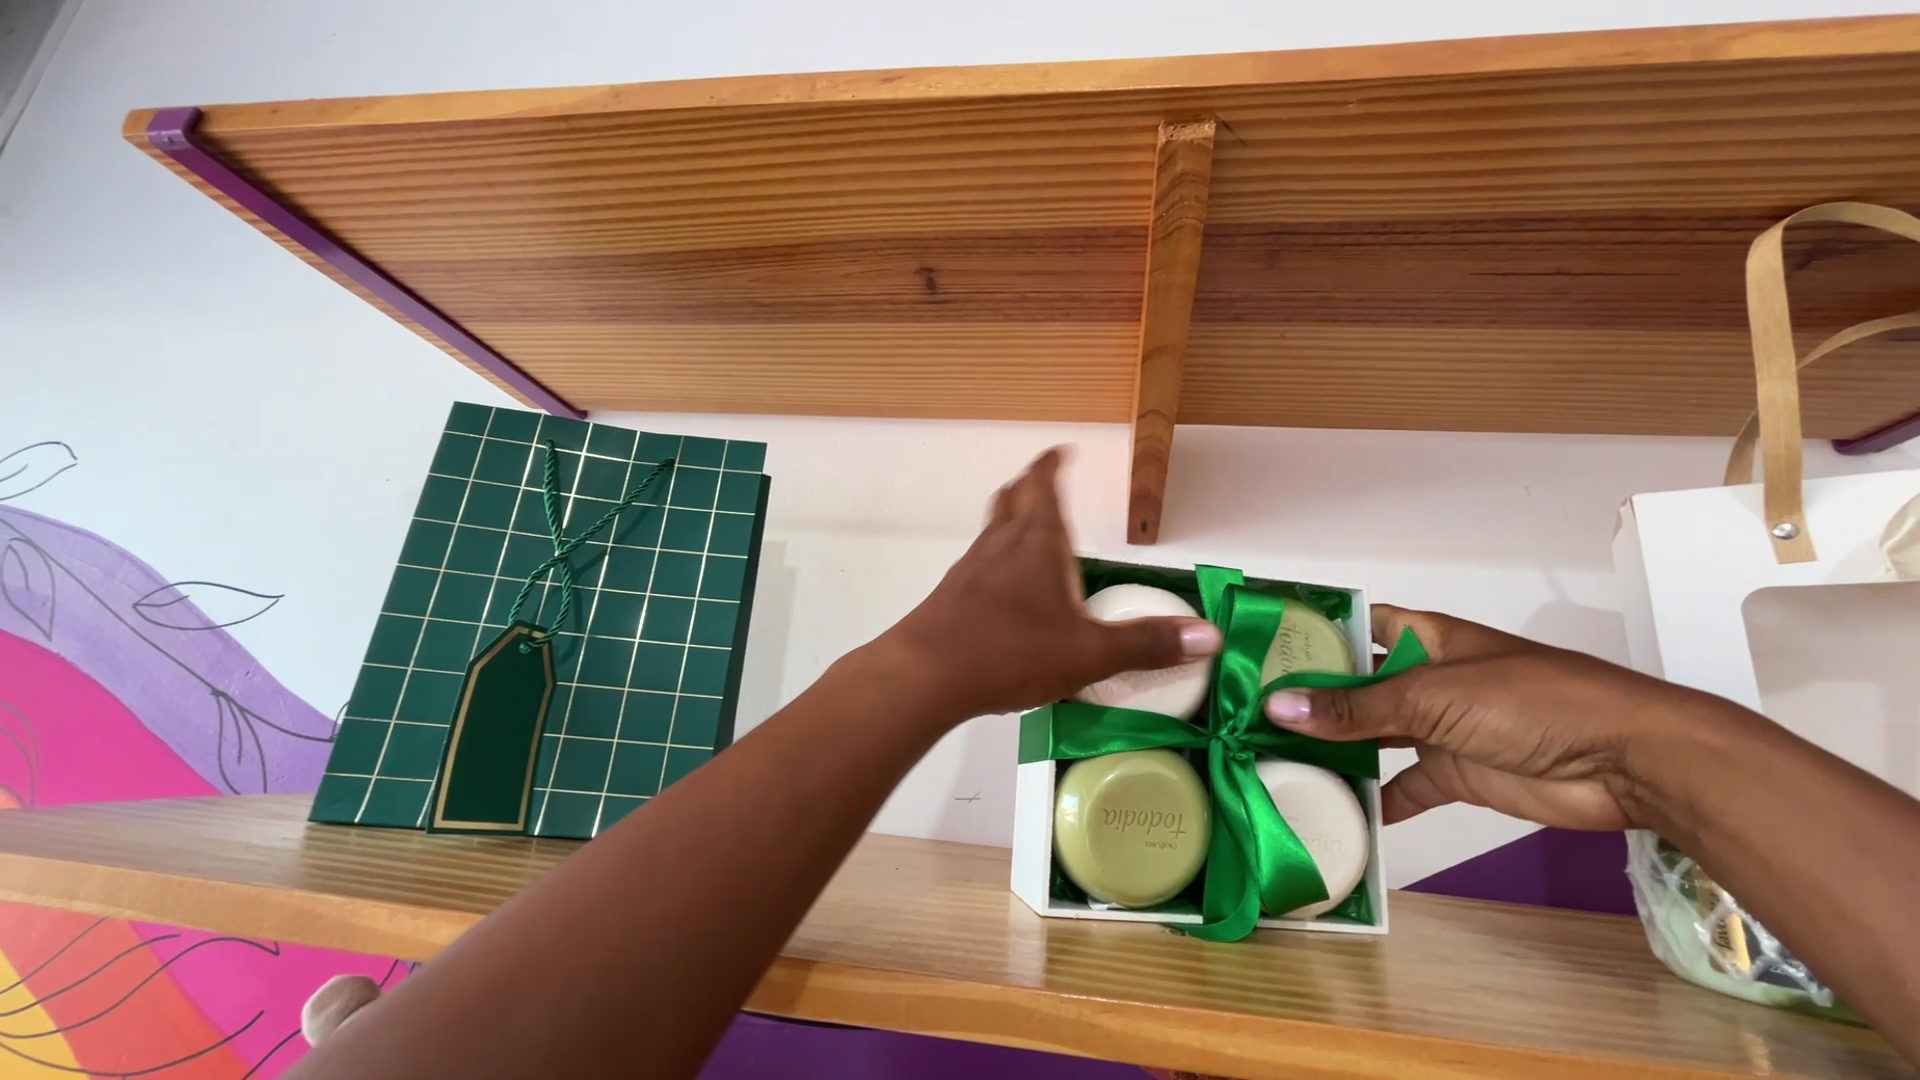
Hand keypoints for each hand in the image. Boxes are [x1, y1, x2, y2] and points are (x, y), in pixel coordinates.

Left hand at [872, 447, 1221, 720]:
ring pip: (991, 530)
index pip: (1042, 485)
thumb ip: (1146, 643)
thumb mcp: (1088, 653)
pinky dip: (994, 559)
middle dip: (1029, 486)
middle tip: (1045, 483)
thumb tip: (1210, 634)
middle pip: (1011, 499)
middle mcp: (1000, 545)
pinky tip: (1004, 591)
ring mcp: (970, 569)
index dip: (1052, 464)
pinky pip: (977, 564)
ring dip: (1010, 520)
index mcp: (1037, 542)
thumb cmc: (1012, 651)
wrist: (927, 674)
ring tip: (1028, 533)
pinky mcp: (950, 596)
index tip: (1061, 450)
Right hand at [1261, 605, 1744, 831]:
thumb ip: (1353, 706)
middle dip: (1311, 697)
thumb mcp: (1430, 696)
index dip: (1311, 633)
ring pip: (1372, 735)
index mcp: (1421, 638)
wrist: (1627, 761)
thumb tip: (1274, 709)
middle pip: (1356, 684)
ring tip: (1274, 757)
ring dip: (1334, 747)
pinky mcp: (1455, 773)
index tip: (1258, 649)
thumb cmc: (1529, 701)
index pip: (1355, 625)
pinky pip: (1403, 786)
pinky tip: (1337, 807)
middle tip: (1247, 713)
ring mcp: (1438, 727)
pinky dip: (1375, 797)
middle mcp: (1422, 678)